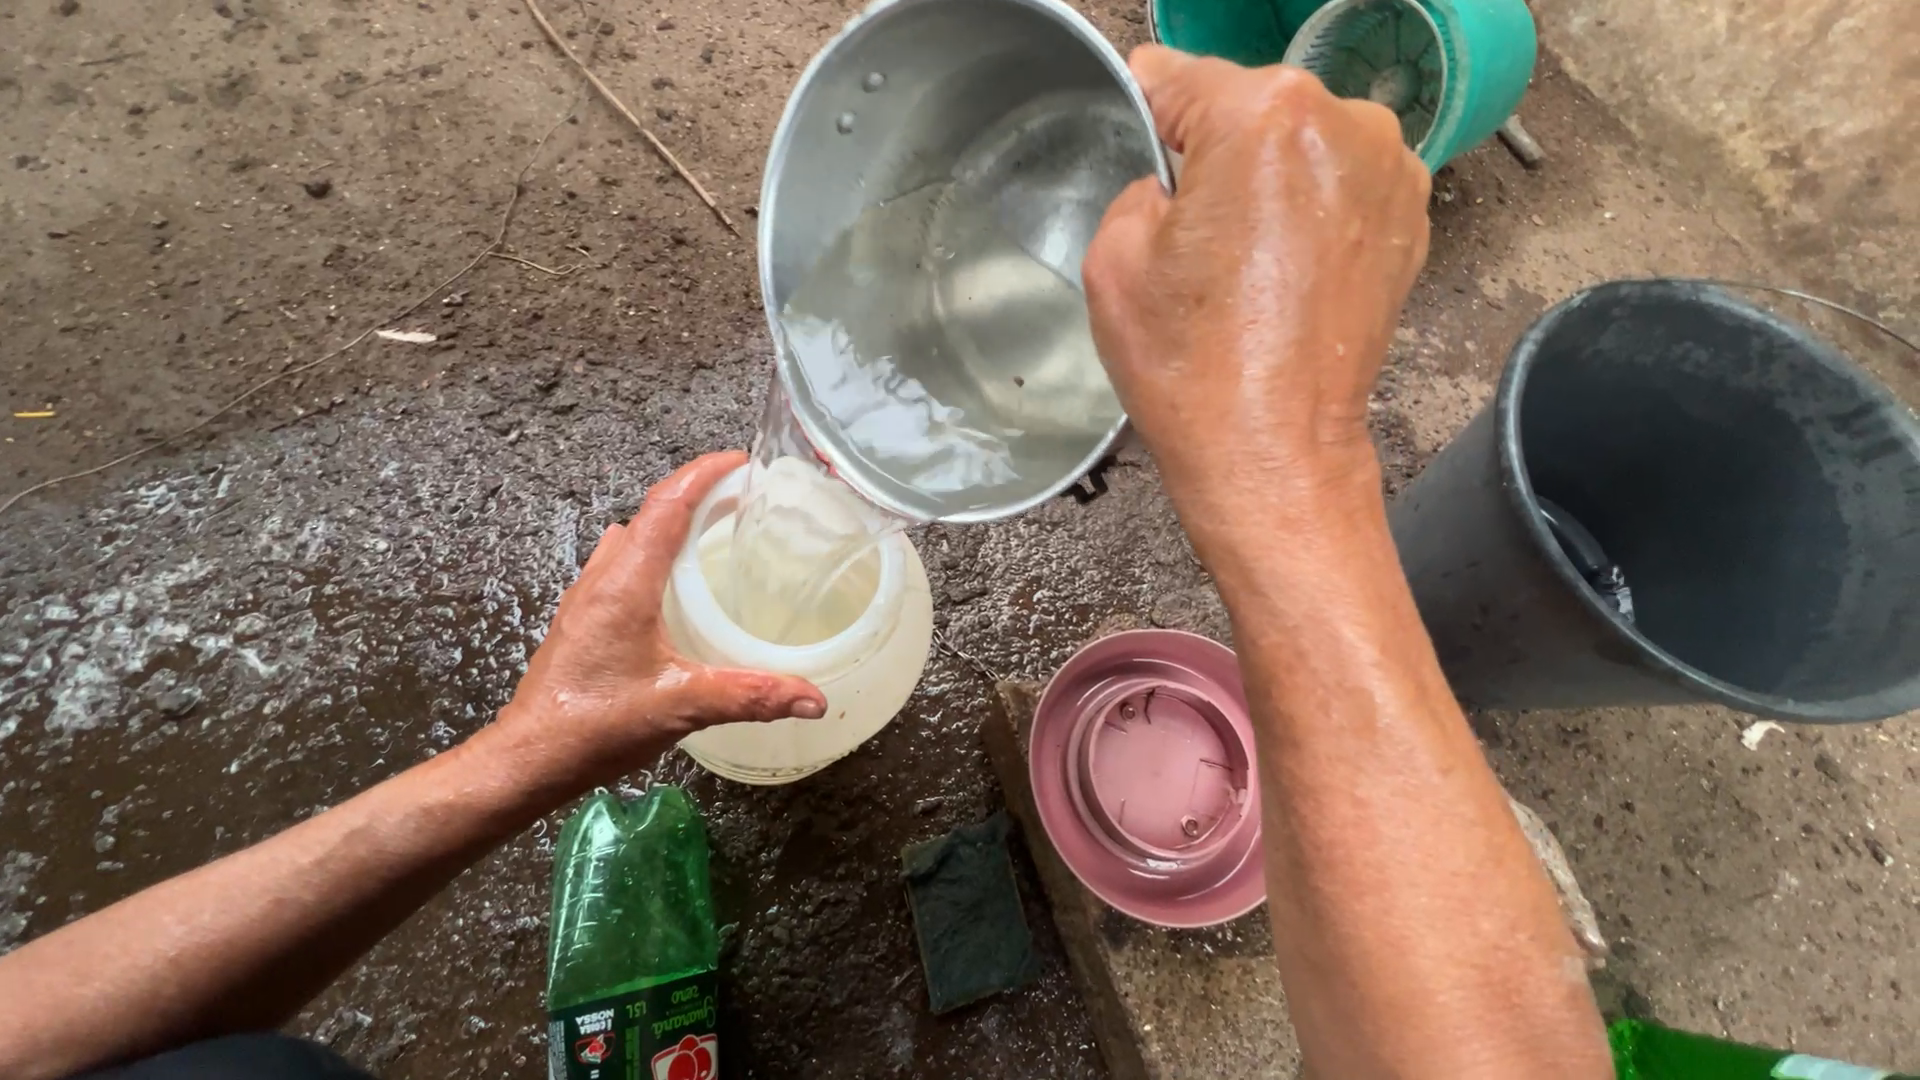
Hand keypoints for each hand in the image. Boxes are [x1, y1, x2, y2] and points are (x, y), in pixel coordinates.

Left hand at [492, 452, 826, 788]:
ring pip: (634, 535)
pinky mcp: (585, 616)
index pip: (666, 506)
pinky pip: (624, 561)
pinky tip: (679, 582)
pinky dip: (657, 549)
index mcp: (626, 584)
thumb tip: (815, 699)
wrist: (528, 760)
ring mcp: (588, 596)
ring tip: (718, 529)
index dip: (704, 475)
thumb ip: (751, 697)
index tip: (743, 462)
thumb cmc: (595, 727)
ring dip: (674, 520)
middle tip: (746, 497)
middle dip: (698, 493)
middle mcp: (603, 578)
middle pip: (651, 512)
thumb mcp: (681, 707)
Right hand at [1084, 47, 1430, 559]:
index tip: (1133, 142)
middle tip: (1181, 234)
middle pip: (1245, 109)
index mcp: (1264, 117)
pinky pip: (1332, 188)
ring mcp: (1391, 173)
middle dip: (1206, 155)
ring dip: (1256, 186)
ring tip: (1231, 265)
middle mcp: (1346, 122)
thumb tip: (1168, 179)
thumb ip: (1134, 183)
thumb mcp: (1112, 261)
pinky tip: (1271, 277)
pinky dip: (1299, 215)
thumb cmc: (1192, 369)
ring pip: (1293, 148)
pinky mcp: (1407, 223)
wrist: (1272, 452)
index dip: (1142, 111)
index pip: (1179, 75)